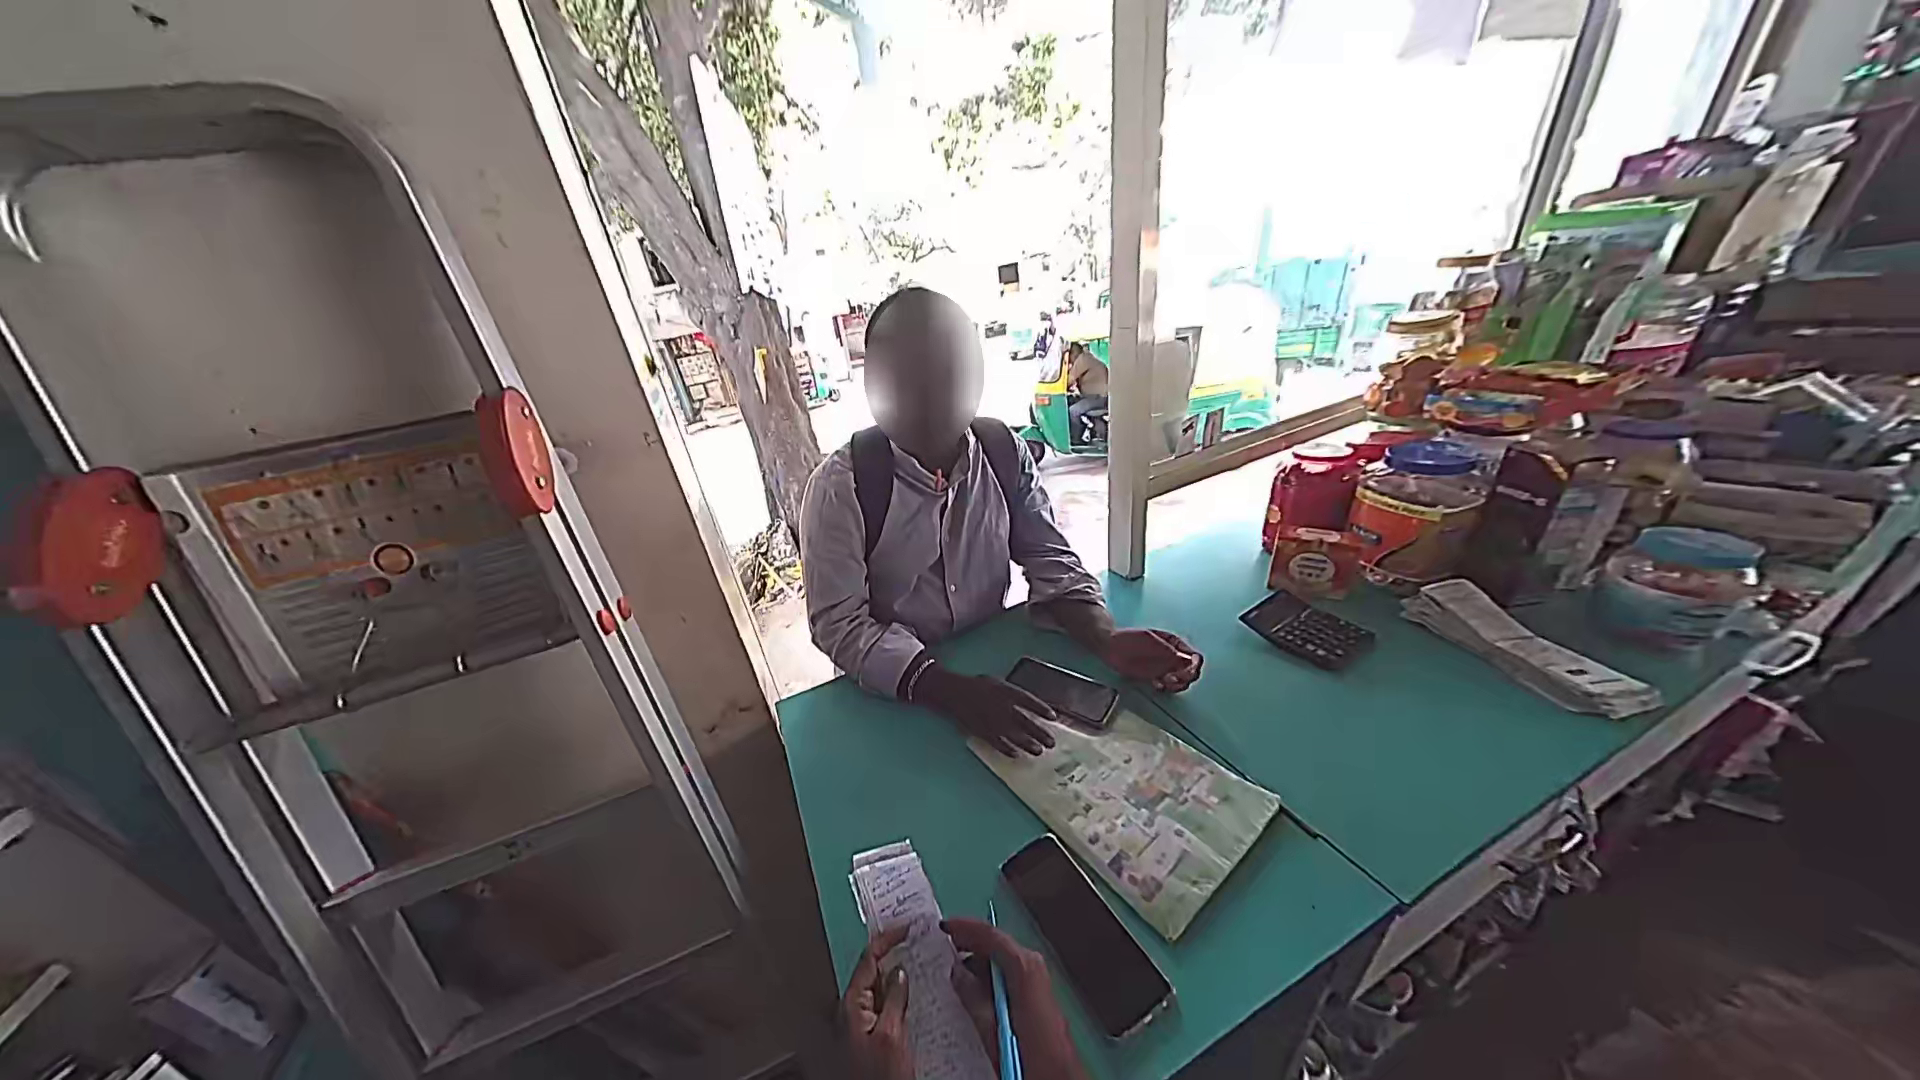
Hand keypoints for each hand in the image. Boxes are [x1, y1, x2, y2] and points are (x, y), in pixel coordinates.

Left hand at [842, 925, 912, 1079]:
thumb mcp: (891, 1035)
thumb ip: (894, 998)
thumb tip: (898, 969)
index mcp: (851, 1005)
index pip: (868, 958)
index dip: (887, 938)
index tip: (906, 927)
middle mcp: (852, 1012)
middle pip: (873, 972)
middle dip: (894, 954)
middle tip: (916, 940)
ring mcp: (861, 1027)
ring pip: (880, 990)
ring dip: (899, 976)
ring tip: (920, 963)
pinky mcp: (871, 1041)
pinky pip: (885, 1008)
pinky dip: (900, 996)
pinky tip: (915, 996)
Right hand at [916, 667, 1058, 756]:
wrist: (953, 692)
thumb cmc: (977, 686)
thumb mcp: (998, 684)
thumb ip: (1013, 694)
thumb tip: (1029, 706)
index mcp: (1007, 692)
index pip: (1030, 701)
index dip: (1043, 709)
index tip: (1054, 717)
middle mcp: (1003, 707)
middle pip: (1026, 722)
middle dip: (1040, 733)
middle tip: (1051, 743)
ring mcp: (994, 721)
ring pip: (1015, 736)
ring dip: (1029, 744)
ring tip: (1039, 751)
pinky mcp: (983, 732)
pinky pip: (999, 744)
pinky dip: (1008, 750)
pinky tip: (1016, 754)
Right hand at [943, 917, 1089, 1079]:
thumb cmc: (1029, 1058)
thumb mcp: (992, 1029)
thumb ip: (973, 997)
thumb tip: (957, 971)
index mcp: (1024, 967)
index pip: (990, 936)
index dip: (965, 928)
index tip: (944, 927)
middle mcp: (1032, 965)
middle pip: (996, 944)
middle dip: (969, 944)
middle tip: (944, 948)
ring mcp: (1036, 977)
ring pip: (1001, 959)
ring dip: (978, 961)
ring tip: (953, 971)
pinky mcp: (1037, 992)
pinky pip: (1008, 973)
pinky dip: (989, 975)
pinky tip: (974, 990)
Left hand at [1103, 628, 1202, 691]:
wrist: (1111, 647)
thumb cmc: (1130, 639)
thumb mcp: (1152, 641)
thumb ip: (1170, 651)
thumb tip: (1190, 660)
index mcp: (1174, 644)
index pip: (1194, 657)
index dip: (1193, 666)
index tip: (1184, 670)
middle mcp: (1172, 657)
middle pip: (1191, 672)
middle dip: (1185, 678)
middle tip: (1171, 677)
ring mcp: (1164, 668)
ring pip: (1181, 682)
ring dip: (1176, 685)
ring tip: (1163, 681)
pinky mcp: (1154, 678)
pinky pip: (1167, 687)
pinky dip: (1165, 688)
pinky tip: (1155, 683)